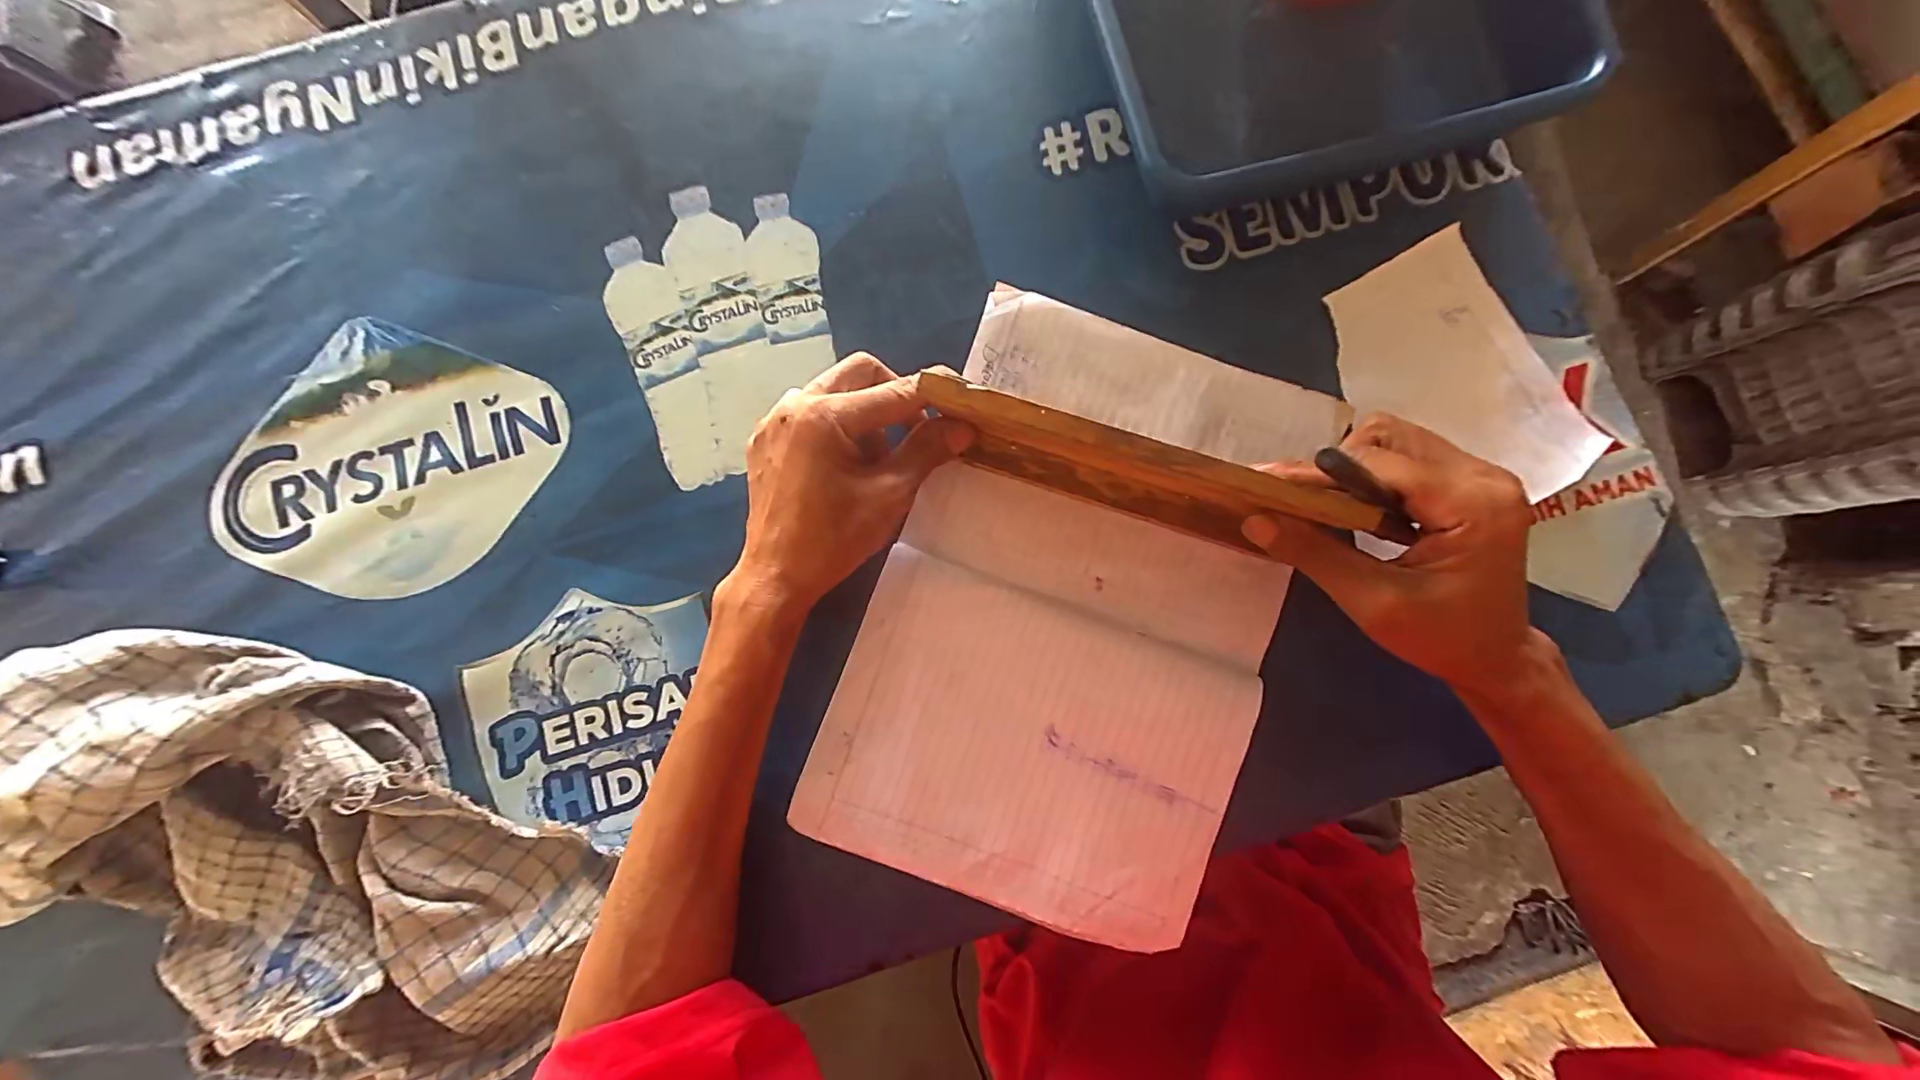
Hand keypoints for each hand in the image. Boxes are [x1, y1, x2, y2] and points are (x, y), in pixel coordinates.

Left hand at [730, 354, 973, 610]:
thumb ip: (927, 450)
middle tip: (916, 432)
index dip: (934, 394)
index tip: (962, 402)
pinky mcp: (767, 440)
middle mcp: (794, 405)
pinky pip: (811, 414)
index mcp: (823, 416)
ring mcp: (775, 422)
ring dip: (866, 414)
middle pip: (860, 373)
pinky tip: (845, 467)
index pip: (894, 392)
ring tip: (876, 462)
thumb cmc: (834, 540)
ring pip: (835, 391)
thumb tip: (961, 425)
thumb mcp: (890, 495)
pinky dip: (839, 428)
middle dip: (896, 396)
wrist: (776, 577)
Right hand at [1242, 413, 1541, 695]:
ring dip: (1353, 467)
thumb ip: (1314, 554)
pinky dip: (1371, 476)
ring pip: (1396, 440)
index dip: (1318, 471)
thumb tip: (1255, 520)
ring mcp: (1481, 477)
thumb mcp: (1370, 601)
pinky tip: (1358, 509)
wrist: (1496, 658)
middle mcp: (1483, 477)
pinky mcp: (1471, 484)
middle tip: (1307, 503)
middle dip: (1337, 465)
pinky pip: (1408, 458)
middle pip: (1390, 435)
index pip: (1377, 462)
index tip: (1271, 485)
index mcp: (1470, 503)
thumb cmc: (1439, 637)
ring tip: (1331, 506)